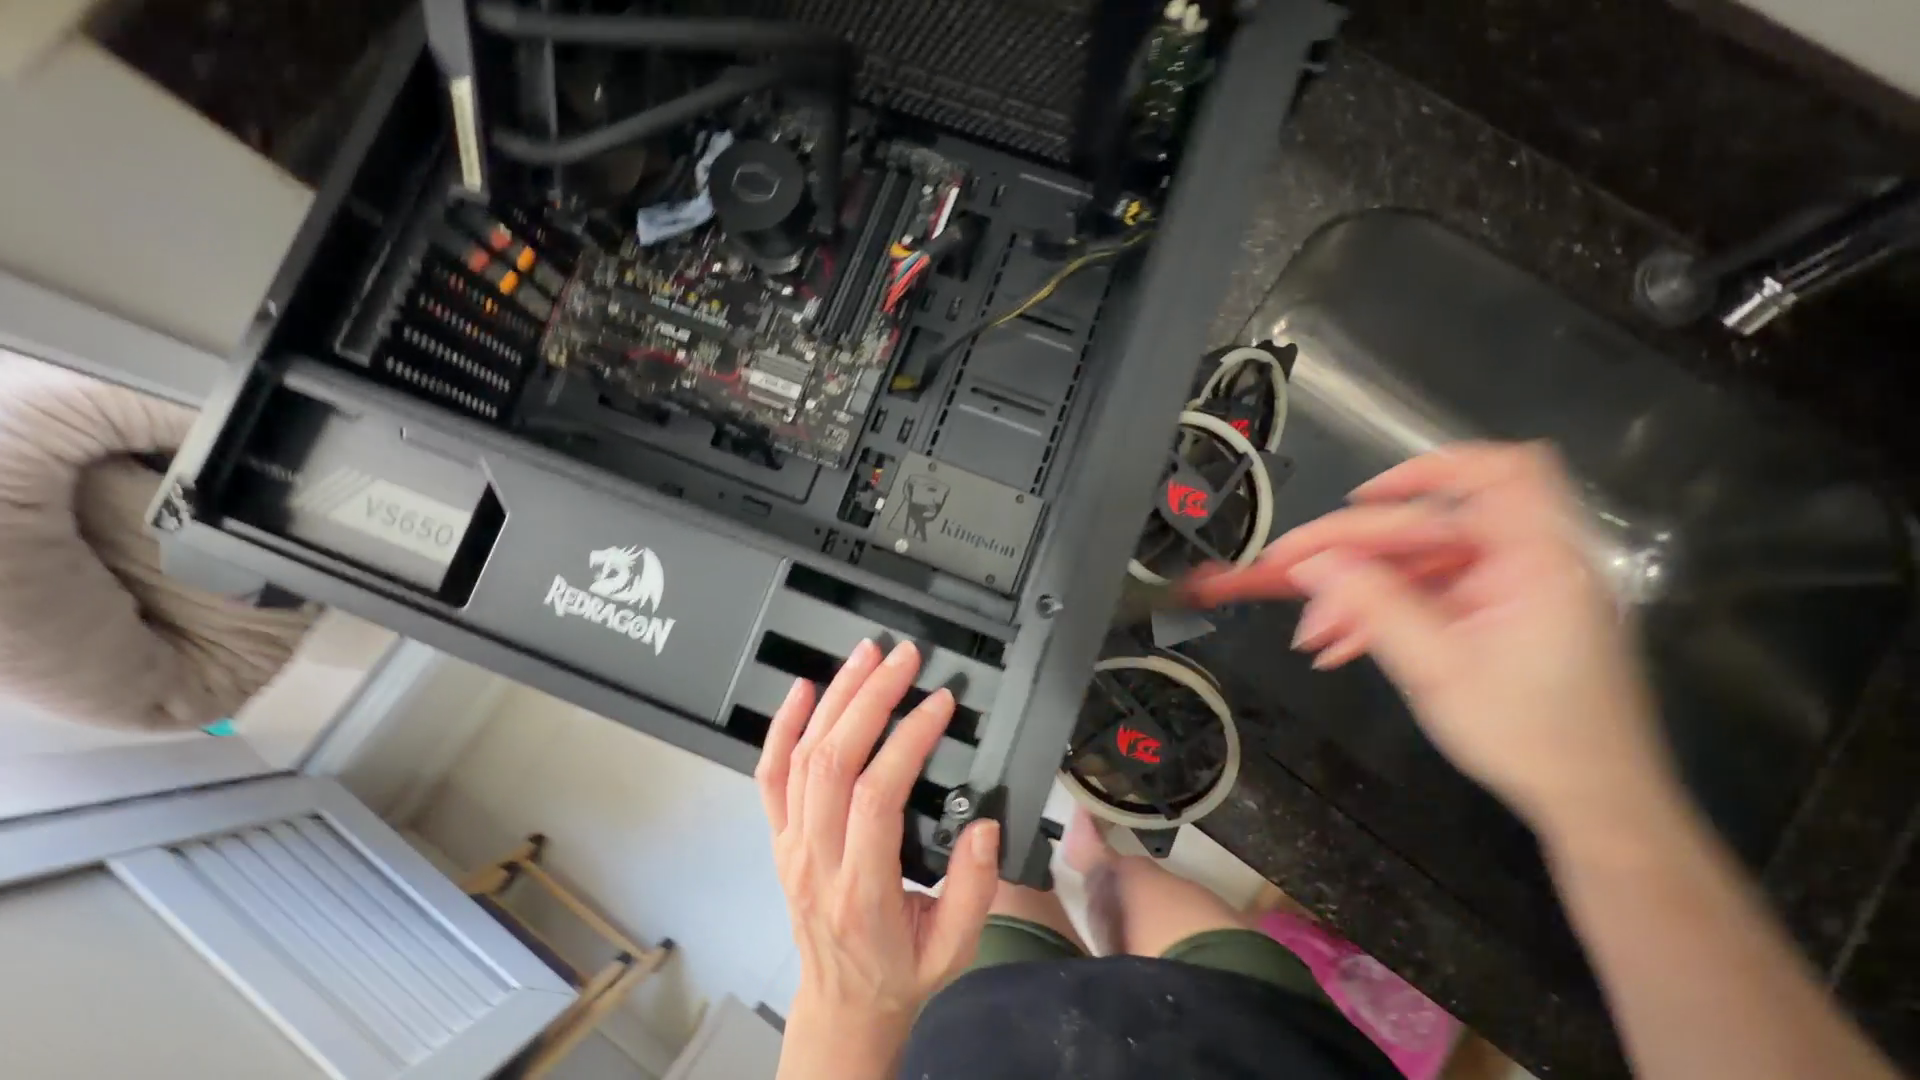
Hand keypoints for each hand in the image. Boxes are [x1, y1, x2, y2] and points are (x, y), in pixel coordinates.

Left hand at [756, 639, 1000, 1079]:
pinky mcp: (781, 838)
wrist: (844, 1005)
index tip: (939, 705)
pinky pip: (771, 775)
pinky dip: (783, 727)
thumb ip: (975, 887)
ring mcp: (792, 846)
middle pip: (833, 760)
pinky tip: (804, 691)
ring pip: (803, 757)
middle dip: (870, 697)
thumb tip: (984, 824)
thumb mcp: (955, 946)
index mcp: (862, 888)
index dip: (908, 739)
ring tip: (866, 656)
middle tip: (903, 659)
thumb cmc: (899, 973)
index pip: (876, 794)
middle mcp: (817, 860)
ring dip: (836, 698)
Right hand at [1188, 442, 1674, 832]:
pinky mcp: (1500, 622)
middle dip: (1351, 553)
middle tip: (1284, 570)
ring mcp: (1513, 595)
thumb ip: (1372, 604)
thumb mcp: (1437, 669)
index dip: (1424, 471)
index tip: (1361, 497)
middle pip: (1429, 529)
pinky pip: (1431, 602)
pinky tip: (1340, 647)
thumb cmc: (1531, 737)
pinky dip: (1384, 617)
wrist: (1595, 806)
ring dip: (1359, 593)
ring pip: (1420, 570)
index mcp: (1536, 560)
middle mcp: (1529, 564)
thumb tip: (1312, 563)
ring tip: (1311, 633)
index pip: (1493, 474)